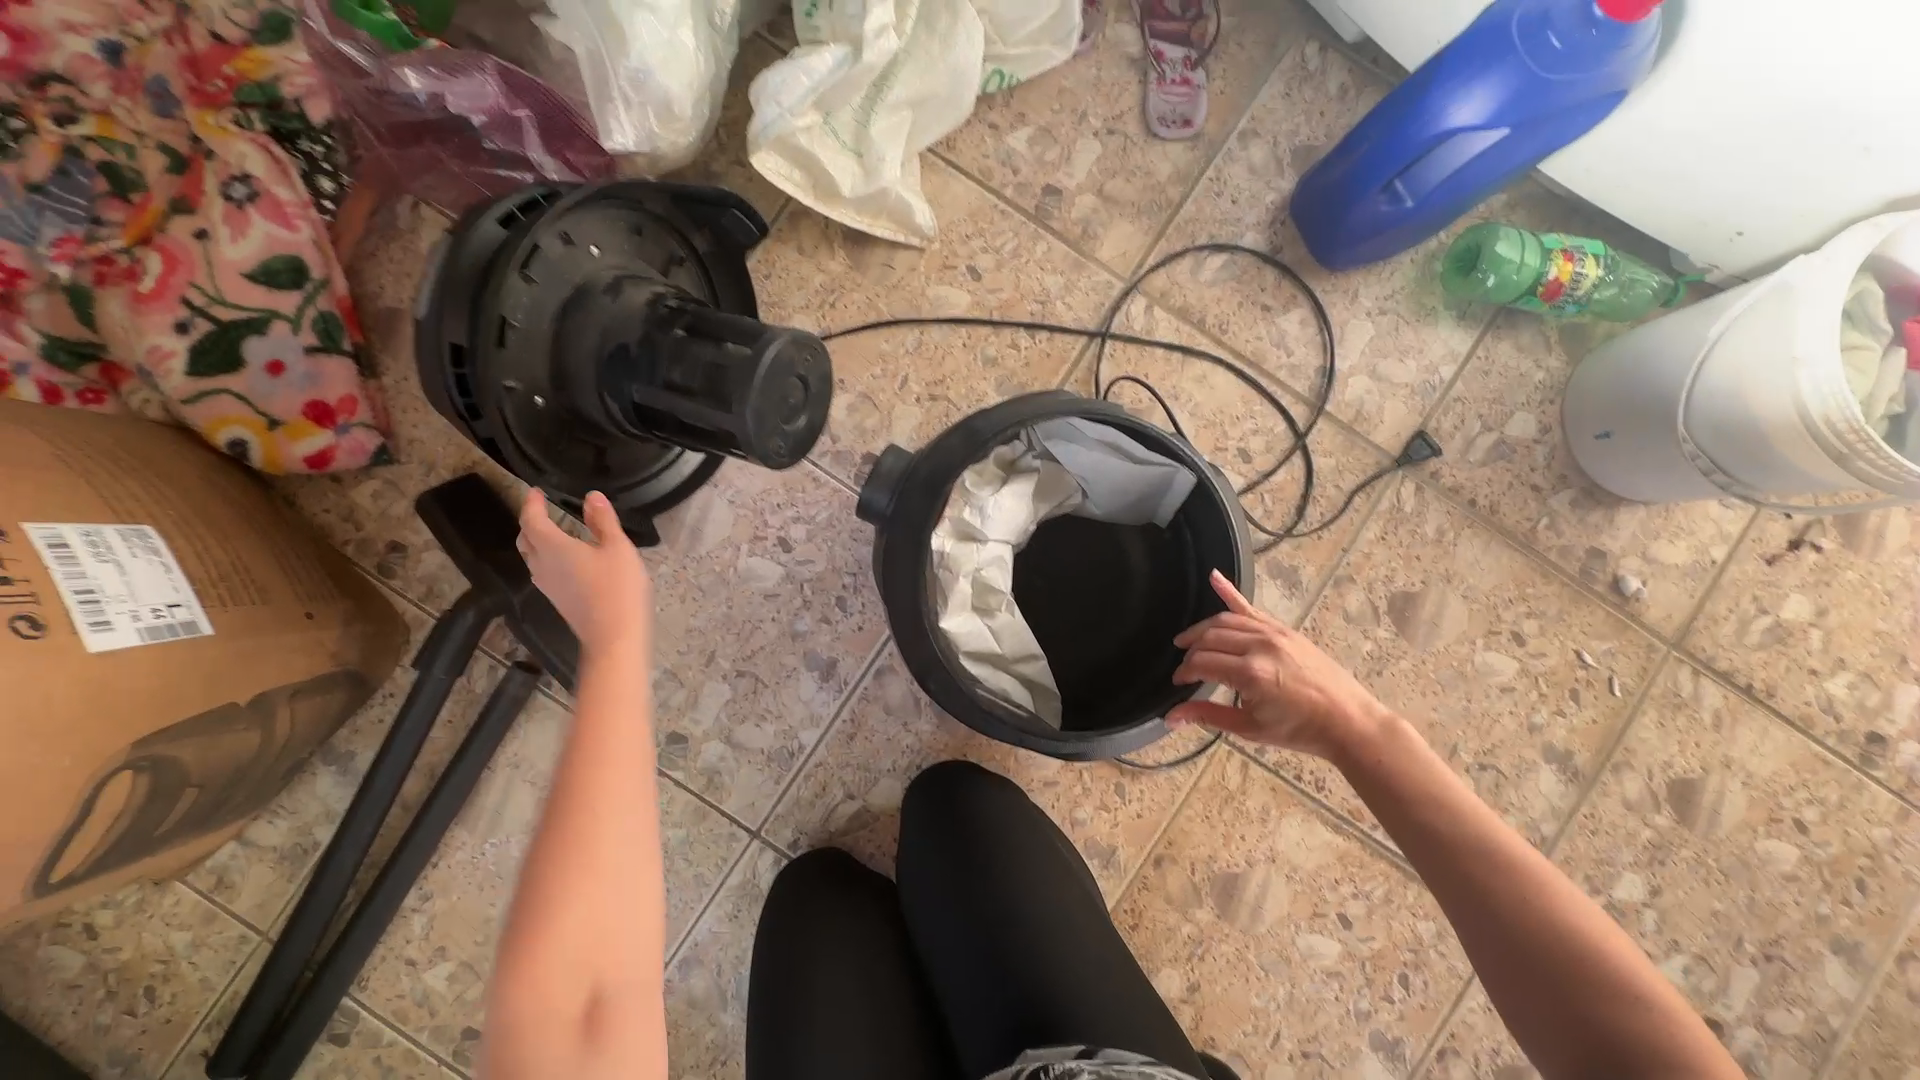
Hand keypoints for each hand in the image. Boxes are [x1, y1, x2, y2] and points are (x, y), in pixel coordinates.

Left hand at [517, 488, 651, 659]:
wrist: (614, 636)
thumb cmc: (618, 587)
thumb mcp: (618, 548)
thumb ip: (603, 521)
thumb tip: (591, 497)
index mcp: (553, 547)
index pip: (532, 520)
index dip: (531, 503)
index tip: (536, 491)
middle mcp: (542, 565)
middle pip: (525, 540)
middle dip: (530, 522)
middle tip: (542, 510)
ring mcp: (548, 585)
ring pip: (532, 557)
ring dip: (537, 542)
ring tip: (554, 532)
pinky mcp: (557, 600)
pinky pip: (543, 572)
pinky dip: (547, 558)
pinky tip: (567, 560)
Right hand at [1169, 570, 1393, 762]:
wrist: (1348, 721)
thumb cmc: (1299, 730)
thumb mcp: (1250, 728)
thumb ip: (1207, 716)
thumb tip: (1171, 717)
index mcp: (1250, 674)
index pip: (1201, 663)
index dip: (1184, 672)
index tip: (1179, 683)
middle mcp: (1259, 646)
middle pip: (1209, 638)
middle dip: (1191, 652)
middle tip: (1185, 667)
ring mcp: (1274, 633)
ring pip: (1225, 621)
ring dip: (1202, 629)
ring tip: (1187, 640)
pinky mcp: (1285, 630)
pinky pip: (1251, 608)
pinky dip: (1230, 591)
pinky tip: (1214, 576)